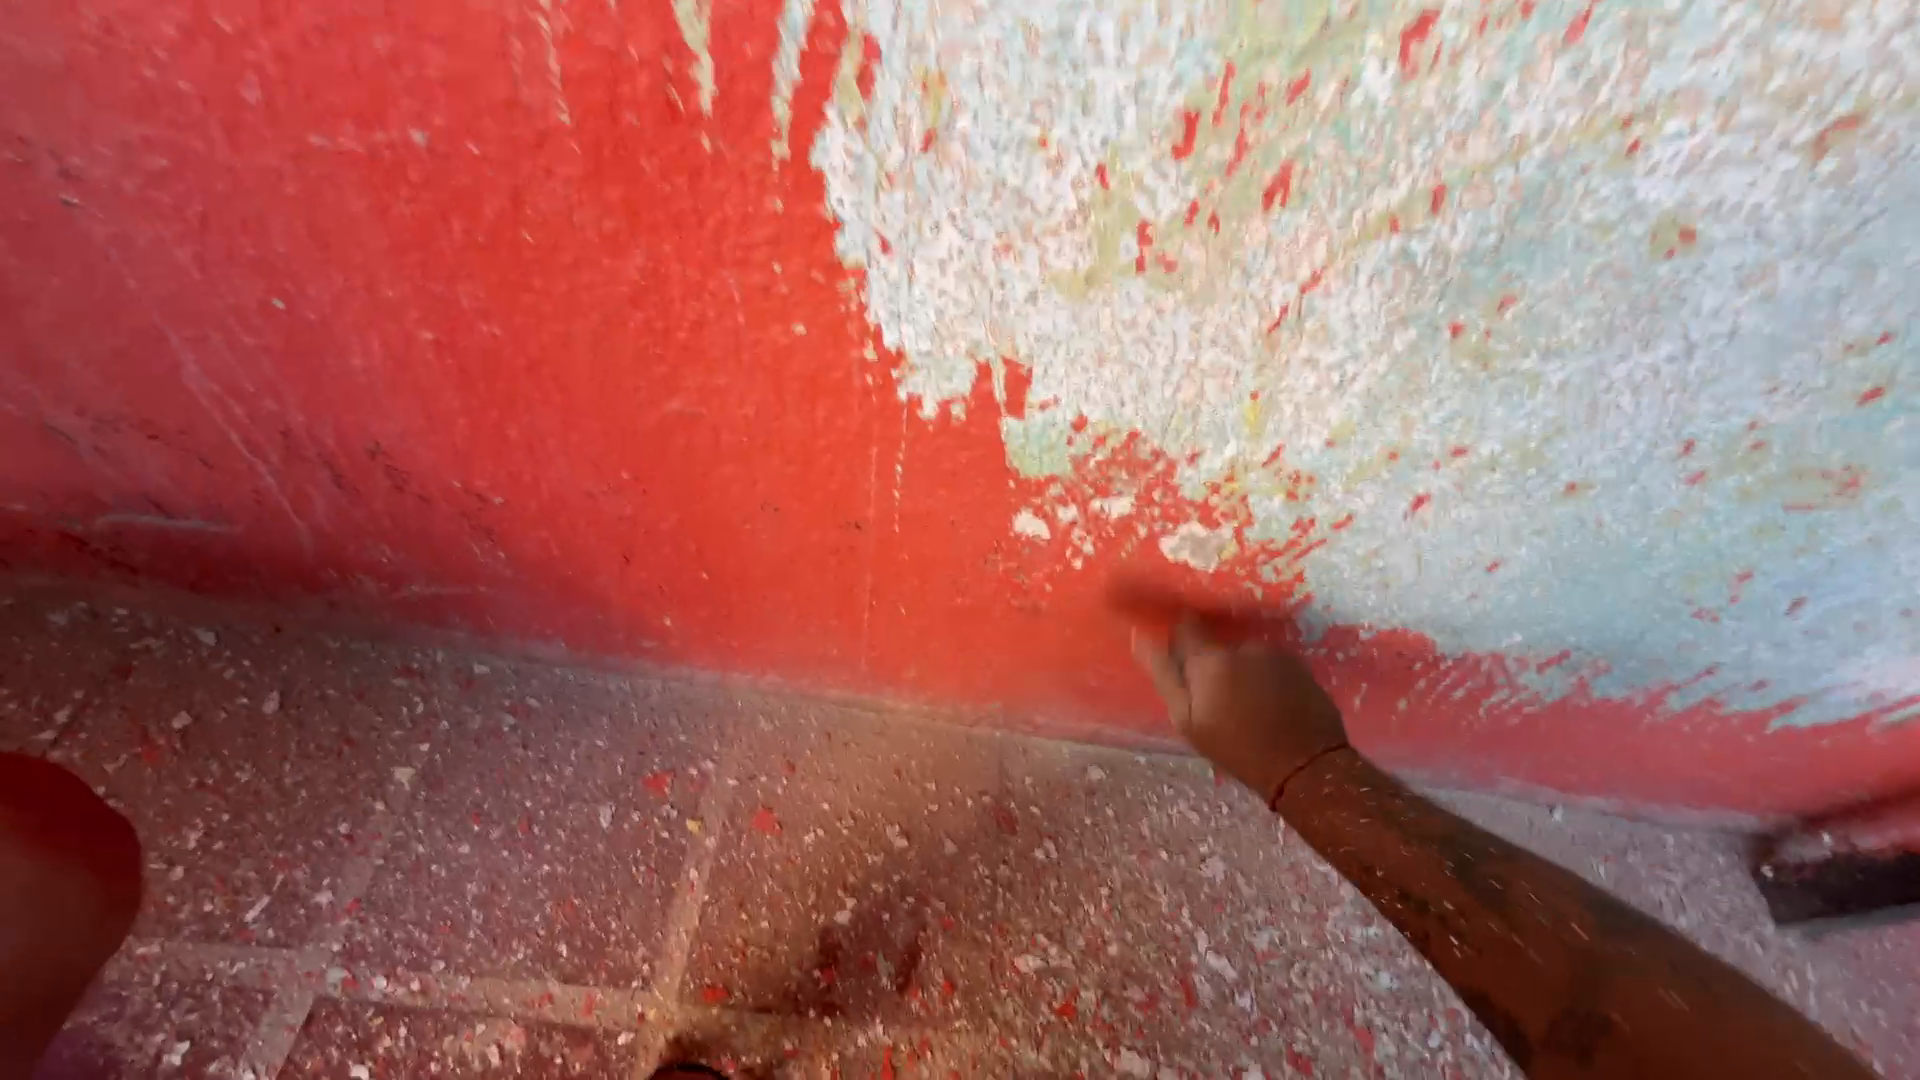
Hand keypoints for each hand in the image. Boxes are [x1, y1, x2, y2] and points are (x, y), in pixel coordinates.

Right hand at [1131, 617, 1348, 802]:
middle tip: (1216, 700)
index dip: (1180, 641)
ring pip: (1243, 655)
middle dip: (1212, 665)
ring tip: (1246, 706)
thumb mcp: (1187, 720)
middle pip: (1216, 645)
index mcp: (1210, 659)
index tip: (1181, 662)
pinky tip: (1269, 705)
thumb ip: (1164, 675)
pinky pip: (1269, 664)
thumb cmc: (1236, 748)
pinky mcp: (1299, 665)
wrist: (1306, 766)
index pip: (1185, 626)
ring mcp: (1274, 653)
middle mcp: (1242, 646)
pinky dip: (1264, 678)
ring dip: (1239, 672)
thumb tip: (1139, 636)